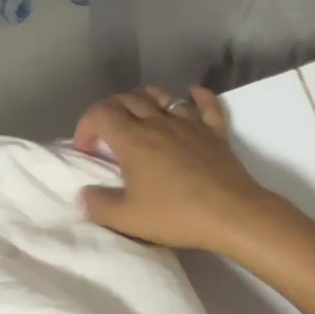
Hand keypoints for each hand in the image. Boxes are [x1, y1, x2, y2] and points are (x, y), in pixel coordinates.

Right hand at [74, 87, 282, 254]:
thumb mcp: (127, 218)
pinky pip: (206, 103)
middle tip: (106, 131)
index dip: (86, 125)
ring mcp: (190, 123)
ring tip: (138, 114)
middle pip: (128, 99)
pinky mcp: (215, 131)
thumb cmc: (175, 215)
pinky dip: (196, 95)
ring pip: (162, 95)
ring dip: (144, 98)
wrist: (230, 213)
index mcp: (133, 140)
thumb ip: (99, 205)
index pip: (100, 114)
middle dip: (110, 109)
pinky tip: (191, 94)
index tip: (86, 148)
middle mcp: (158, 122)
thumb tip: (83, 195)